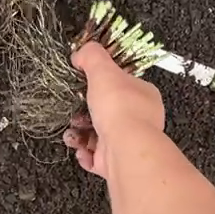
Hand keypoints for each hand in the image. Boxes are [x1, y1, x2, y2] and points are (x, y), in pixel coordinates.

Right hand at [63, 41, 165, 178]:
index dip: (99, 86)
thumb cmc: (120, 109)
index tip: (82, 87)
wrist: (124, 149)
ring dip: (78, 134)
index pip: (120, 86)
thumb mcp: (103, 71)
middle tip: (74, 113)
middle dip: (82, 114)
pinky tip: (80, 149)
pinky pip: (95, 157)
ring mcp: (127, 142)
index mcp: (142, 95)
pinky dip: (84, 154)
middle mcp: (138, 119)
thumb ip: (92, 56)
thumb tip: (81, 52)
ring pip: (96, 135)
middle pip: (104, 112)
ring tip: (71, 134)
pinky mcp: (115, 162)